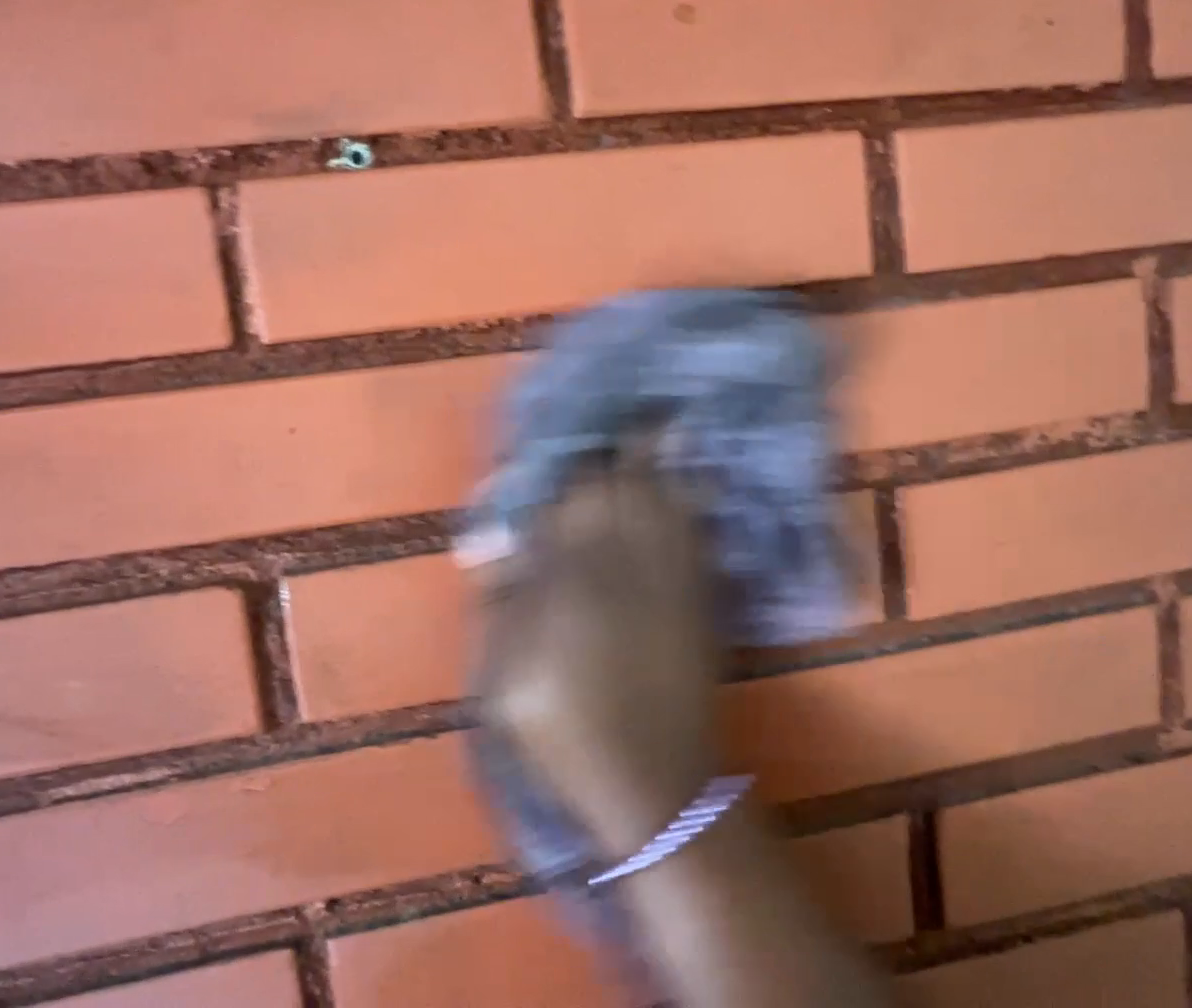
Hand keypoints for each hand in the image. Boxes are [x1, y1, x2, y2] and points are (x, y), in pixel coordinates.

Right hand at [475, 451, 723, 855]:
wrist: (654, 780)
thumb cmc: (564, 728)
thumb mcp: (502, 674)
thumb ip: (500, 599)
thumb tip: (489, 538)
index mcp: (574, 569)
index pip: (566, 492)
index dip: (561, 460)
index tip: (557, 436)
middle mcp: (626, 555)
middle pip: (622, 480)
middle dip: (616, 443)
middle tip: (617, 410)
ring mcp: (672, 573)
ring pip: (665, 494)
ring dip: (657, 457)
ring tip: (656, 421)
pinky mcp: (701, 595)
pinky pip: (697, 529)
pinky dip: (690, 497)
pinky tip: (687, 481)